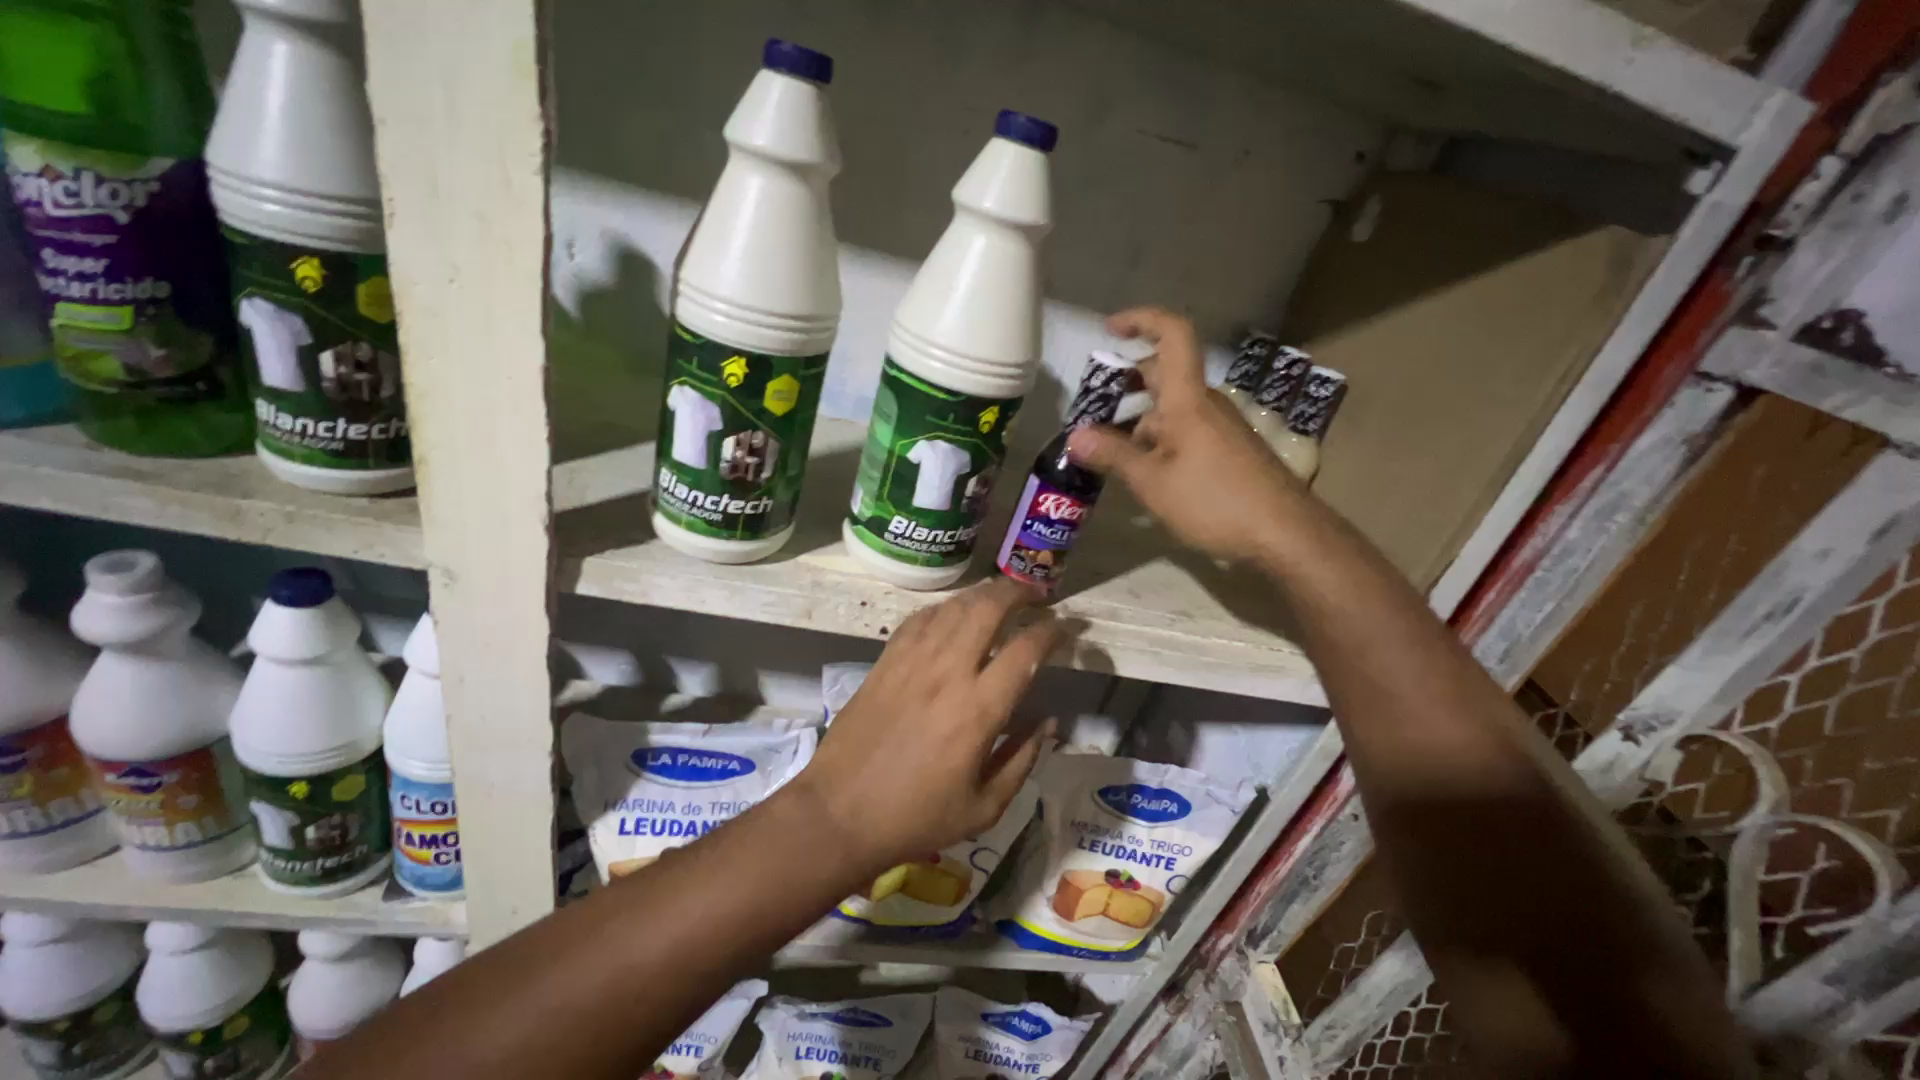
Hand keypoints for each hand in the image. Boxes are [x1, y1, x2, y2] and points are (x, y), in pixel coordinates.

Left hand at [794, 579, 1059, 872]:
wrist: (839, 813)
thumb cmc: (915, 818)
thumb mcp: (984, 807)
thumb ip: (1022, 760)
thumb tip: (1048, 722)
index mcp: (978, 710)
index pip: (1026, 651)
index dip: (1052, 633)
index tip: (1066, 630)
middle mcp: (947, 672)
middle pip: (988, 608)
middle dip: (1019, 592)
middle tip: (1037, 594)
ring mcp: (911, 661)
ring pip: (953, 606)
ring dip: (984, 594)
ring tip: (1002, 597)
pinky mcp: (884, 661)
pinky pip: (920, 619)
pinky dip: (945, 608)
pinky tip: (954, 614)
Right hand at [1069, 306, 1307, 562]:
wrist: (1285, 533)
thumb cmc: (1214, 501)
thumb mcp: (1153, 482)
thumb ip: (1113, 455)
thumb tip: (1075, 436)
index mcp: (1188, 400)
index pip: (1173, 335)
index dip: (1142, 320)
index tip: (1111, 330)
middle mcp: (1207, 404)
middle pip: (1166, 375)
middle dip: (1129, 385)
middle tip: (1095, 411)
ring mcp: (1222, 427)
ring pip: (1174, 409)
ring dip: (1142, 423)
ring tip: (1112, 457)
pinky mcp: (1231, 451)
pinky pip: (1188, 431)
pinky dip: (1161, 441)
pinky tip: (1148, 477)